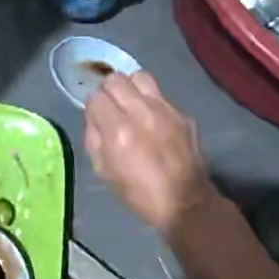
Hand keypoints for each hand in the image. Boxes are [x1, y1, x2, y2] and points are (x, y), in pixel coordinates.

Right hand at [84, 71, 217, 237]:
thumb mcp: (102, 170)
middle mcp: (141, 114)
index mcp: (118, 132)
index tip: (98, 119)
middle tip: (112, 108)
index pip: (95, 98)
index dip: (93, 108)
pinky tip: (152, 118)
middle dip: (108, 92)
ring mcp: (165, 110)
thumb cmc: (138, 192)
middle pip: (115, 79)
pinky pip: (160, 93)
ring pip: (139, 76)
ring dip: (130, 87)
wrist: (184, 201)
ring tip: (132, 104)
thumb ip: (93, 137)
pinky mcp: (182, 113)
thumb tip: (95, 116)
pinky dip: (150, 100)